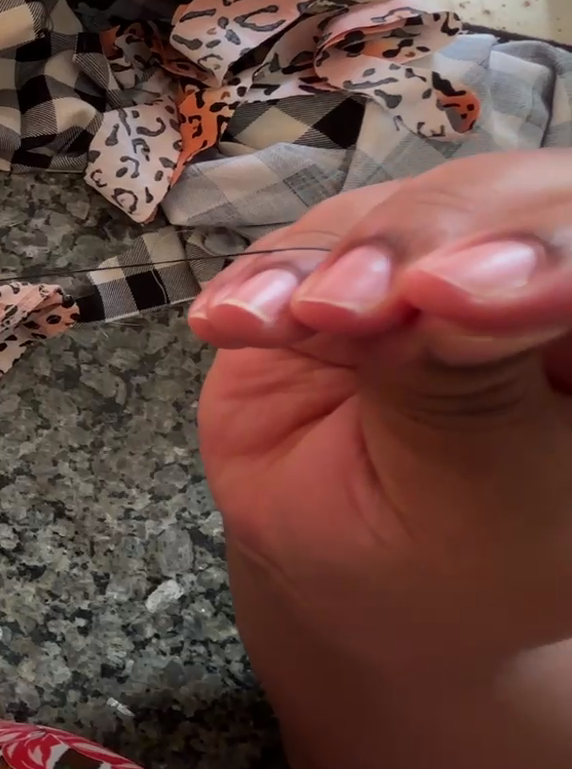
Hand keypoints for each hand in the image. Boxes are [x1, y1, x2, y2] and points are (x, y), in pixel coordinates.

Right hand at [189, 148, 571, 654]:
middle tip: (342, 309)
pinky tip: (229, 323)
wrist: (332, 568)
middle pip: (505, 200)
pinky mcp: (313, 282)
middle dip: (414, 243)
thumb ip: (462, 391)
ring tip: (264, 322)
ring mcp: (417, 274)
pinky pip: (283, 252)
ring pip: (382, 212)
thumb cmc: (447, 561)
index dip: (550, 251)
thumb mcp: (476, 496)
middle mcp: (536, 286)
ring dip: (312, 263)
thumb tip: (441, 289)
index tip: (457, 298)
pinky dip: (249, 281)